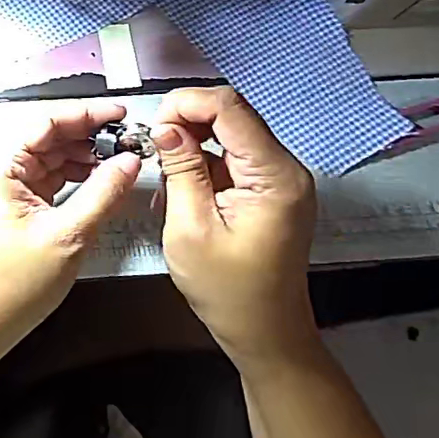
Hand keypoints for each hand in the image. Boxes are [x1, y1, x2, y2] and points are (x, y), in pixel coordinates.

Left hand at [0, 103, 142, 364]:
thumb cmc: (13, 284)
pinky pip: (52, 182)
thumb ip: (102, 195)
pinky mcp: (21, 209)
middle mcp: (2, 174)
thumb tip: (129, 162)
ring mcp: (11, 191)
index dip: (83, 115)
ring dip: (85, 157)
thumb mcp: (67, 236)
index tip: (116, 114)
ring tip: (120, 157)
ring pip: (53, 160)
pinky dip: (77, 178)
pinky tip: (101, 179)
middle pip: (49, 140)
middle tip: (126, 137)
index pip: (45, 126)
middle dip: (88, 135)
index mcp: (1, 170)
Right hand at [152, 87, 320, 370]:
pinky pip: (228, 152)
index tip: (155, 127)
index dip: (185, 104)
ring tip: (166, 170)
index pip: (229, 107)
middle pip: (230, 112)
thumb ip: (180, 169)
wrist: (264, 333)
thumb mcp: (190, 227)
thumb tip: (165, 126)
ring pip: (226, 129)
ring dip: (189, 138)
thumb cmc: (229, 291)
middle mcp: (284, 169)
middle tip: (154, 146)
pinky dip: (199, 158)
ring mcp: (277, 177)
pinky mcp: (266, 187)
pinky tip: (183, 184)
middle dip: (185, 119)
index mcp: (274, 177)